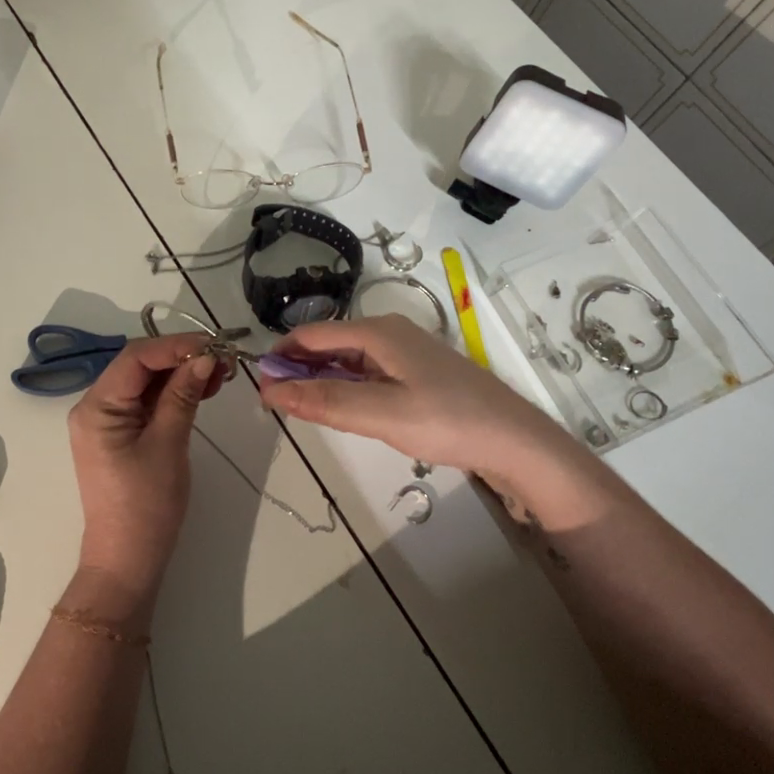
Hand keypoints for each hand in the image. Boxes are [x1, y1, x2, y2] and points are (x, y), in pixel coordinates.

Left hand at [66, 335, 222, 601]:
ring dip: (180, 374)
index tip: (214, 345)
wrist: (127, 559)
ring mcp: (106, 421)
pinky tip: (201, 390)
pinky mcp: (120, 434)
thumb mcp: (169, 445)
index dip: (175, 346)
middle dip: (180, 358)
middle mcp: (94, 406)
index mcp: (97, 407)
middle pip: (138, 366)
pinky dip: (172, 393)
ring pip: (145, 382)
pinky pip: (145, 402)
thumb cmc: (146, 505)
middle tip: (223, 360)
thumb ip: (183, 396)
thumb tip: (204, 358)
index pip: (135, 358)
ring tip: (219, 374)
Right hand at [258, 315, 585, 482]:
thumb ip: (325, 401)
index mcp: (378, 332)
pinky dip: (345, 388)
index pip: (312, 335)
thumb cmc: (447, 421)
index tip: (257, 387)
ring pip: (347, 361)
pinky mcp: (417, 376)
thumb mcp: (380, 413)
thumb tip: (271, 389)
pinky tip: (340, 409)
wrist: (516, 441)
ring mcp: (405, 354)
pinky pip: (367, 374)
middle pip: (329, 345)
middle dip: (298, 369)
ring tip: (299, 409)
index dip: (281, 358)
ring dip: (320, 380)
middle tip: (275, 404)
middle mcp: (389, 334)